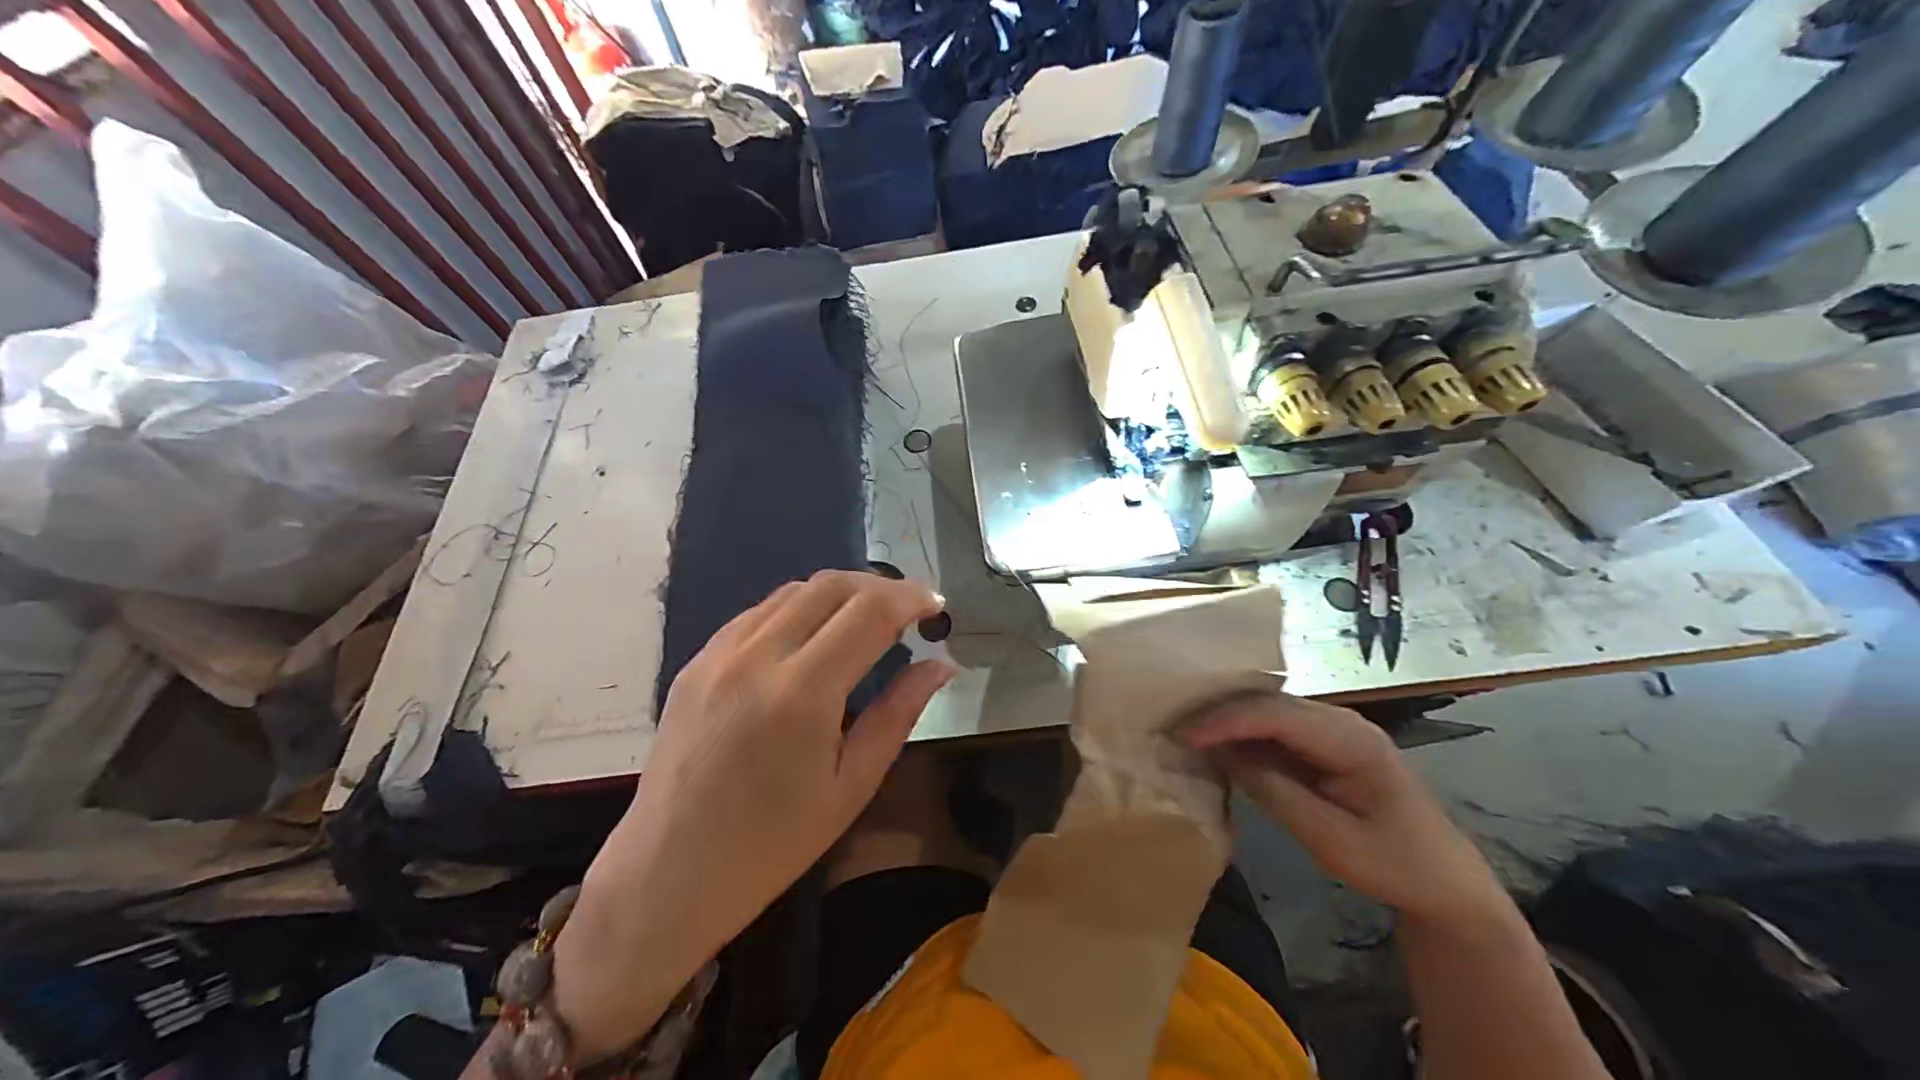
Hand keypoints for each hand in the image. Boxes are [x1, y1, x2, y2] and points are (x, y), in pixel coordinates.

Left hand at [553, 570, 953, 1058]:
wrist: (666, 874)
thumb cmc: (772, 845)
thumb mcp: (851, 786)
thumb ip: (898, 714)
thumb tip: (942, 666)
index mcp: (802, 693)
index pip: (869, 611)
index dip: (911, 598)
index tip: (936, 607)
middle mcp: (756, 656)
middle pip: (830, 585)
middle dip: (880, 587)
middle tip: (909, 610)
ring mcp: (718, 654)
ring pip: (792, 592)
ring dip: (839, 594)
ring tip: (867, 621)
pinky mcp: (695, 662)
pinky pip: (757, 614)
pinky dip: (798, 610)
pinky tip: (812, 639)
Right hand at [1181, 693, 1509, 928]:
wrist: (1446, 883)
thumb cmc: (1395, 865)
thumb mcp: (1330, 839)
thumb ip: (1275, 792)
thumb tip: (1222, 755)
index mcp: (1352, 740)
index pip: (1275, 714)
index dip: (1225, 721)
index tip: (1182, 734)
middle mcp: (1342, 721)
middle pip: (1269, 703)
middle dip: (1219, 713)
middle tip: (1173, 726)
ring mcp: (1334, 730)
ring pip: (1269, 711)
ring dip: (1228, 720)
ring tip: (1186, 731)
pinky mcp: (1325, 744)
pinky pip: (1276, 728)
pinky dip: (1243, 734)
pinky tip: (1217, 744)